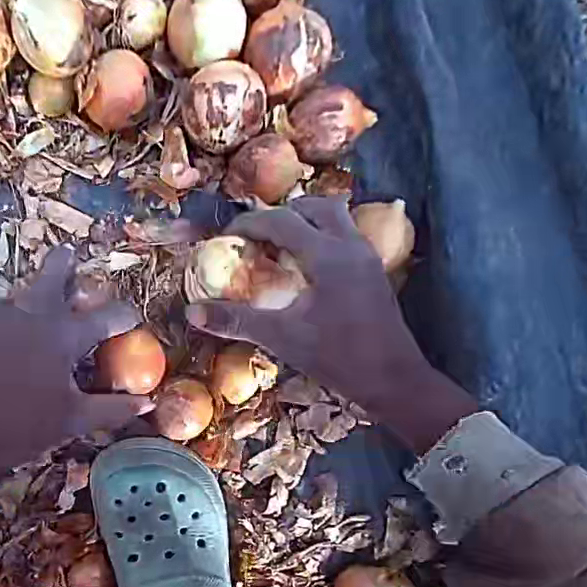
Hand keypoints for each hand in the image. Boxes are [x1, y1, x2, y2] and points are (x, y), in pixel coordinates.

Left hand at [0, 246, 149, 472]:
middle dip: (66, 264)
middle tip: (71, 256)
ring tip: (43, 307)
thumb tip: (148, 400)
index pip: (110, 314)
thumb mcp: (74, 420)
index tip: (132, 321)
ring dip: (38, 294)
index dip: (126, 317)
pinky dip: (12, 317)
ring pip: (24, 291)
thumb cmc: (20, 427)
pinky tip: (12, 336)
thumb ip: (114, 407)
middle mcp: (32, 314)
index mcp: (64, 334)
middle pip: (54, 273)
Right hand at [186, 197, 477, 452]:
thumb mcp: (282, 337)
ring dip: (306, 223)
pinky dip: (324, 238)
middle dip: (281, 215)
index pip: (282, 221)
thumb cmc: (338, 357)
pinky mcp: (375, 272)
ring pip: (335, 218)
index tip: (228, 235)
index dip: (250, 223)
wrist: (393, 379)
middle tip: (257, 237)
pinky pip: (346, 237)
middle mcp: (351, 246)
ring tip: (281, 248)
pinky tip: (309, 268)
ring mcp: (368, 257)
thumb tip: (193, 313)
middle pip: (313, 208)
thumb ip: (237, 321)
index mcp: (328, 255)